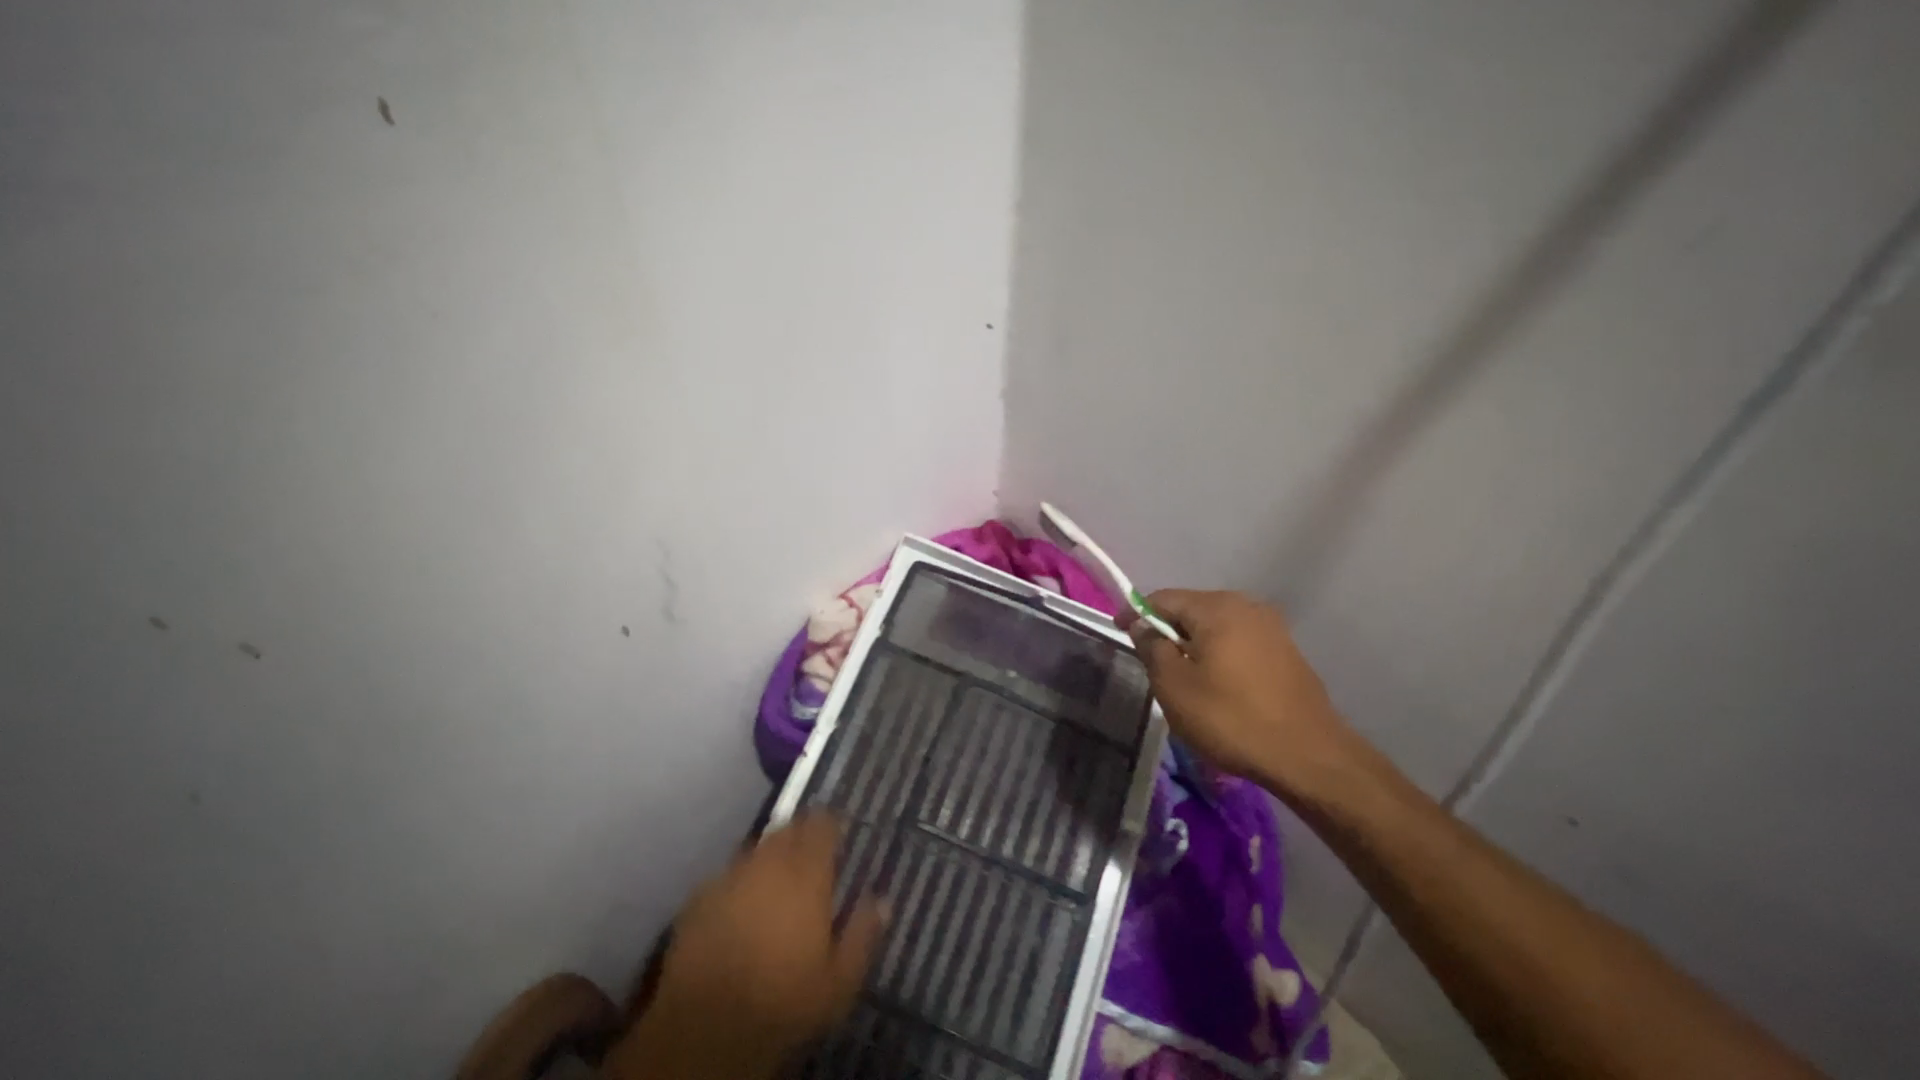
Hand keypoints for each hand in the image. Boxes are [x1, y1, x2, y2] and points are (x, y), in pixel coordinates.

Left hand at [604, 813, 885, 1079]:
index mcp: (806, 876)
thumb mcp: (840, 980)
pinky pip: (728, 876)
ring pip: (755, 850)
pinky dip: (742, 881)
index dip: (832, 824)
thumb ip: (863, 933)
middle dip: (802, 834)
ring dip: (771, 856)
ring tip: (780, 879)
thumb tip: (882, 900)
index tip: (841, 832)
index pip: (821, 826)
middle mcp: (766, 865)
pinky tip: (744, 905)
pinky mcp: (698, 900)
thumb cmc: (784, 1002)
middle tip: (815, 854)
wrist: (707, 1027)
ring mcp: (728, 879)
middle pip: (786, 830)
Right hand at [1128, 590, 1374, 803]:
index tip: (1119, 633)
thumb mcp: (1175, 687)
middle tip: (1151, 664)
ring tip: (1182, 679)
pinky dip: (1220, 657)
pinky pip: (1239, 644)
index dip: (1136, 614)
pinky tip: (1217, 688)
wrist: (1307, 755)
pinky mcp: (1286, 652)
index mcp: (1217, 608)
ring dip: (1195, 646)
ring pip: (1217, 628)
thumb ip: (1153, 649)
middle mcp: (1247, 606)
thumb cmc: (1231, 719)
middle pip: (1192, 610)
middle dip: (1168, 631)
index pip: (1163, 598)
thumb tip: (1143, 626)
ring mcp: (1272, 628)